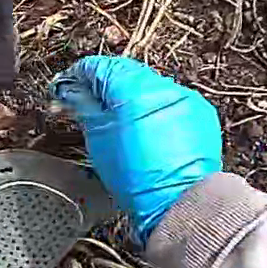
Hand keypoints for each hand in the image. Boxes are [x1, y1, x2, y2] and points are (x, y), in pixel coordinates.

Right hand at [51, 56, 221, 240]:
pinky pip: (168, 101)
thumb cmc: (135, 174)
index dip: (79, 75)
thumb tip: (69, 88)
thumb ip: (82, 104)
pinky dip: (152, 109)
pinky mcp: (198, 112)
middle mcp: (159, 85)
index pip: (99, 66)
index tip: (67, 87)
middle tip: (88, 104)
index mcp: (131, 87)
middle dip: (104, 86)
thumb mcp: (97, 137)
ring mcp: (182, 98)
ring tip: (117, 121)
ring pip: (146, 87)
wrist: (178, 201)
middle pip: (124, 73)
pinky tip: (144, 130)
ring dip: (129, 98)